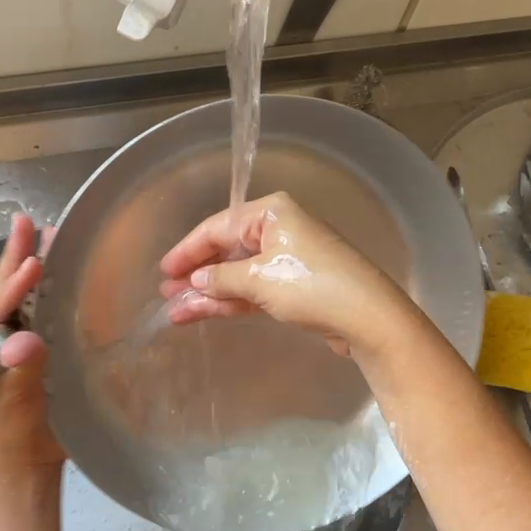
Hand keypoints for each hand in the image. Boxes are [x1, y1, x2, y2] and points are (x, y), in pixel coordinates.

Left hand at [0, 213, 62, 468]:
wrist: (26, 463)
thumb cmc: (16, 433)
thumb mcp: (17, 401)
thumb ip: (20, 368)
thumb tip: (25, 340)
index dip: (14, 282)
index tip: (34, 260)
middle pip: (4, 289)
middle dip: (18, 255)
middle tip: (30, 222)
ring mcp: (11, 344)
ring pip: (21, 298)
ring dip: (35, 267)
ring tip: (51, 238)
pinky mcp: (33, 353)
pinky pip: (39, 315)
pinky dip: (51, 292)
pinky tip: (68, 281)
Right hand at [157, 192, 413, 356]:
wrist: (366, 317)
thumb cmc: (312, 286)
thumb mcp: (260, 279)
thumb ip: (223, 279)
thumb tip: (196, 281)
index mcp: (270, 213)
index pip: (217, 227)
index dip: (188, 250)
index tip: (164, 270)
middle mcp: (278, 230)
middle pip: (226, 250)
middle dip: (196, 274)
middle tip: (167, 293)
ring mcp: (287, 259)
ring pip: (238, 274)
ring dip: (209, 293)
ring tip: (177, 310)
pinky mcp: (294, 288)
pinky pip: (253, 290)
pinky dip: (230, 302)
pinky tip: (204, 312)